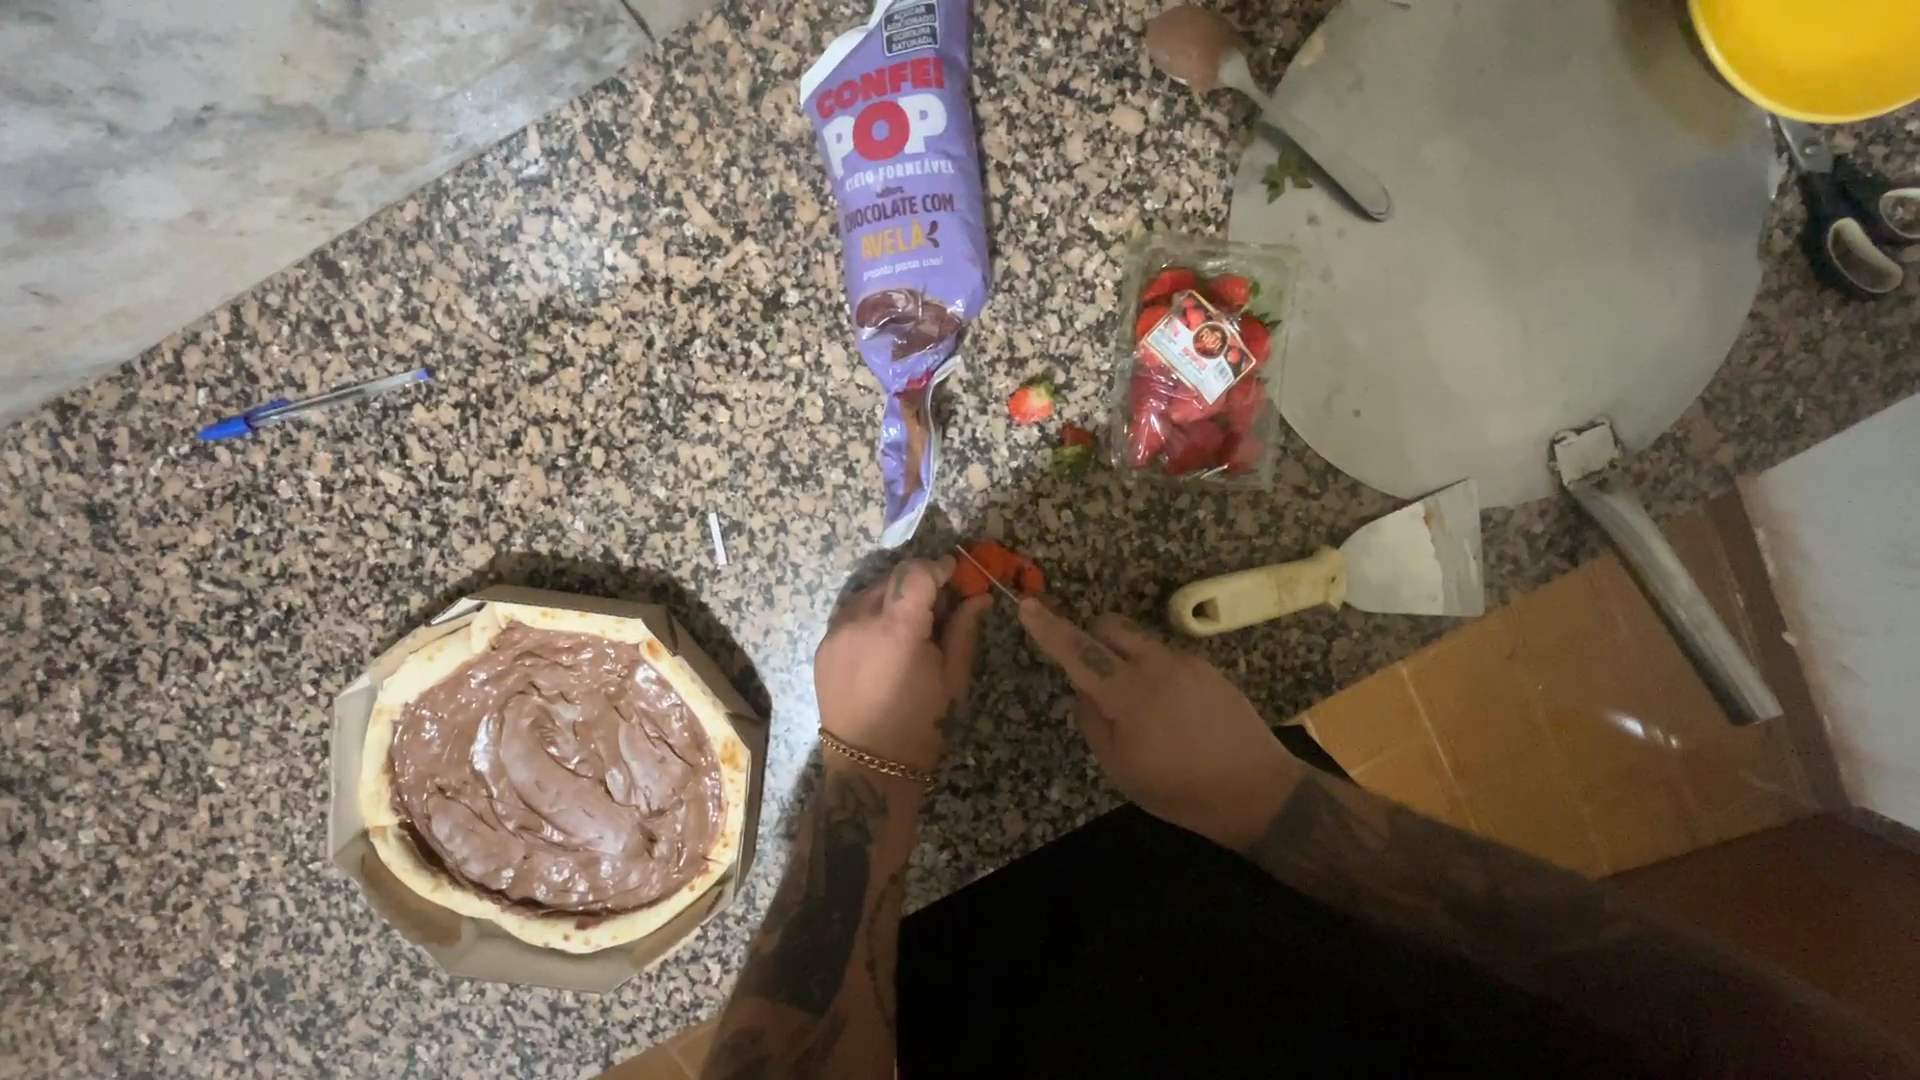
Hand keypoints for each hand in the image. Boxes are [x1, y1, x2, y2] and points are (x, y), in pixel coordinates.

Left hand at [815, 558, 991, 772]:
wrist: (868, 765)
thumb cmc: (921, 726)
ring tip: (910, 625)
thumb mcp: (954, 679)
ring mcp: (836, 631)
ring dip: (893, 597)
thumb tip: (979, 597)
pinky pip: (851, 612)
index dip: (939, 567)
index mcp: (897, 628)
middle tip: (939, 606)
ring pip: (870, 592)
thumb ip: (964, 630)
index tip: (955, 574)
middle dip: (919, 584)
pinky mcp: (823, 645)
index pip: (916, 572)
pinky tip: (884, 640)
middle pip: (893, 578)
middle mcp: (860, 620)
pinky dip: (872, 614)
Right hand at [1018, 600, 1302, 848]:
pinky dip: (1153, 671)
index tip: (1026, 605)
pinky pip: (1166, 656)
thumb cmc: (1180, 790)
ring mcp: (1187, 662)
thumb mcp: (1120, 768)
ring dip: (1123, 656)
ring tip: (1139, 706)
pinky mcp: (1208, 667)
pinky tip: (1172, 712)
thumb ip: (1092, 720)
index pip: (1078, 652)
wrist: (1259, 791)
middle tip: (1092, 675)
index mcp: (1128, 693)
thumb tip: (1082, 688)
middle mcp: (1156, 665)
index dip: (1049, 629)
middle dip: (1090, 638)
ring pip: (1139, 641)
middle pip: (1109, 626)